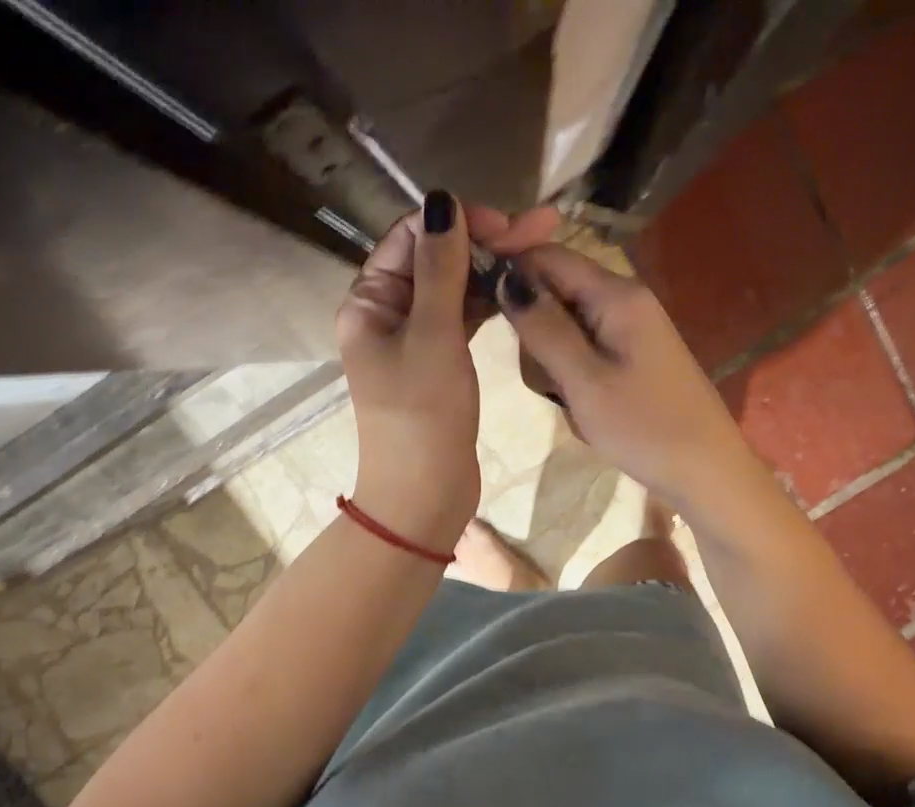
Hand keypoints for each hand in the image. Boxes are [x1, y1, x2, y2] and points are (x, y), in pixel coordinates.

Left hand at [335, 194, 559, 551]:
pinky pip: (463, 317)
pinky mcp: (440, 362)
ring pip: (454, 287)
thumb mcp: (433, 336)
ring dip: (492, 268)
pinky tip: (520, 290)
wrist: (424, 495)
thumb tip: (442, 202)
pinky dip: (489, 302)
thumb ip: (440, 269)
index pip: (410, 237)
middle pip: (436, 258)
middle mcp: (388, 313)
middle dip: (486, 241)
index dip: (458, 221)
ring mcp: (415, 339)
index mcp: (370, 301)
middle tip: (545, 228)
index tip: (509, 223)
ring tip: (542, 251)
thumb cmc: (422, 416)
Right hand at [497, 245, 761, 513]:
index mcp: (617, 294)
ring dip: (554, 362)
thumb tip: (504, 276)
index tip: (480, 310)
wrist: (708, 472)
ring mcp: (634, 329)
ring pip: (567, 325)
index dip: (509, 270)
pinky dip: (575, 377)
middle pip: (556, 289)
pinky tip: (586, 408)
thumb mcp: (584, 381)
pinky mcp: (635, 356)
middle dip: (535, 330)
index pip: (547, 255)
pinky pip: (587, 350)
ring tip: (569, 401)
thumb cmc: (645, 428)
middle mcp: (627, 299)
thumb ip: (542, 327)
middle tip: (546, 380)